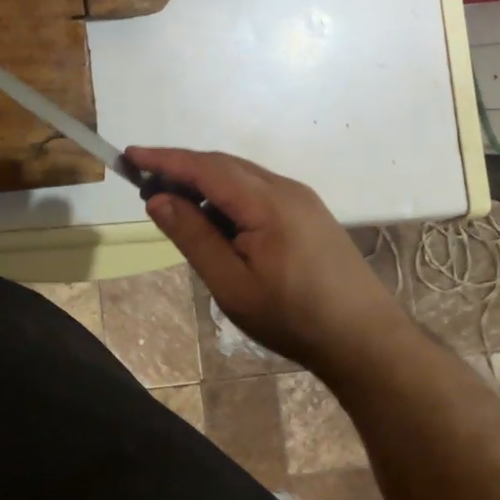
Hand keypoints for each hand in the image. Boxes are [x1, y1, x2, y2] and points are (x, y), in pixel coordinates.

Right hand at [126, 147, 412, 375]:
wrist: (369, 344)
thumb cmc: (294, 318)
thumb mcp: (232, 285)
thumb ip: (194, 237)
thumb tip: (158, 199)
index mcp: (267, 204)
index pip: (205, 167)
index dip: (165, 159)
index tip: (130, 155)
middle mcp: (285, 190)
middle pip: (222, 164)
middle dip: (180, 167)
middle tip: (142, 180)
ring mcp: (302, 200)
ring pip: (240, 175)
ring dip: (203, 181)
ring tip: (172, 203)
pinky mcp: (309, 215)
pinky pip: (256, 189)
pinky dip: (225, 194)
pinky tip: (213, 220)